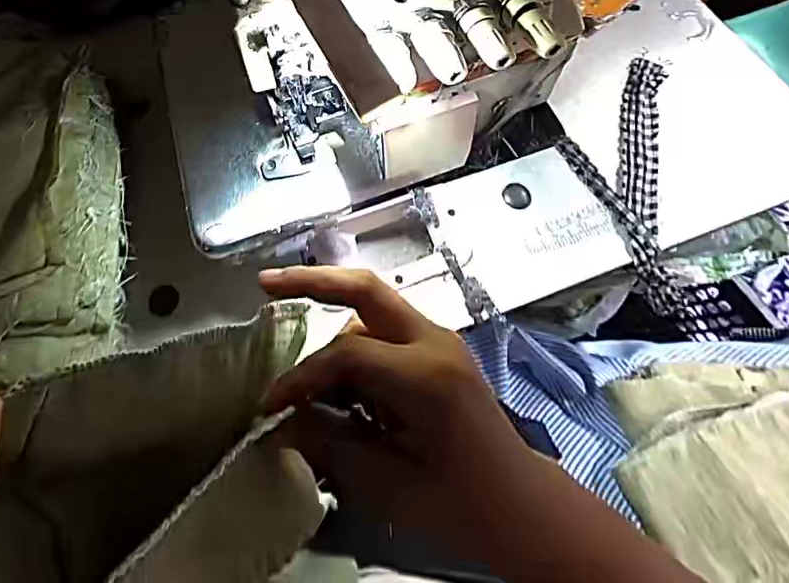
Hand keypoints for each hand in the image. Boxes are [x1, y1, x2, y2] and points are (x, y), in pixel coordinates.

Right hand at [261, 267, 701, 582]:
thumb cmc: (464, 506)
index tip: (271, 406)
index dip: (302, 377)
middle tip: (267, 283)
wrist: (522, 507)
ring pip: (375, 307)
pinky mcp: (439, 349)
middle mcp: (435, 341)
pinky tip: (340, 378)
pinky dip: (357, 344)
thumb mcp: (391, 487)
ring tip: (305, 372)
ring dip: (335, 323)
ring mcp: (441, 339)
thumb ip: (333, 444)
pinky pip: (388, 330)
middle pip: (366, 288)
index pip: (347, 353)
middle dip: (314, 281)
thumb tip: (282, 420)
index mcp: (427, 375)